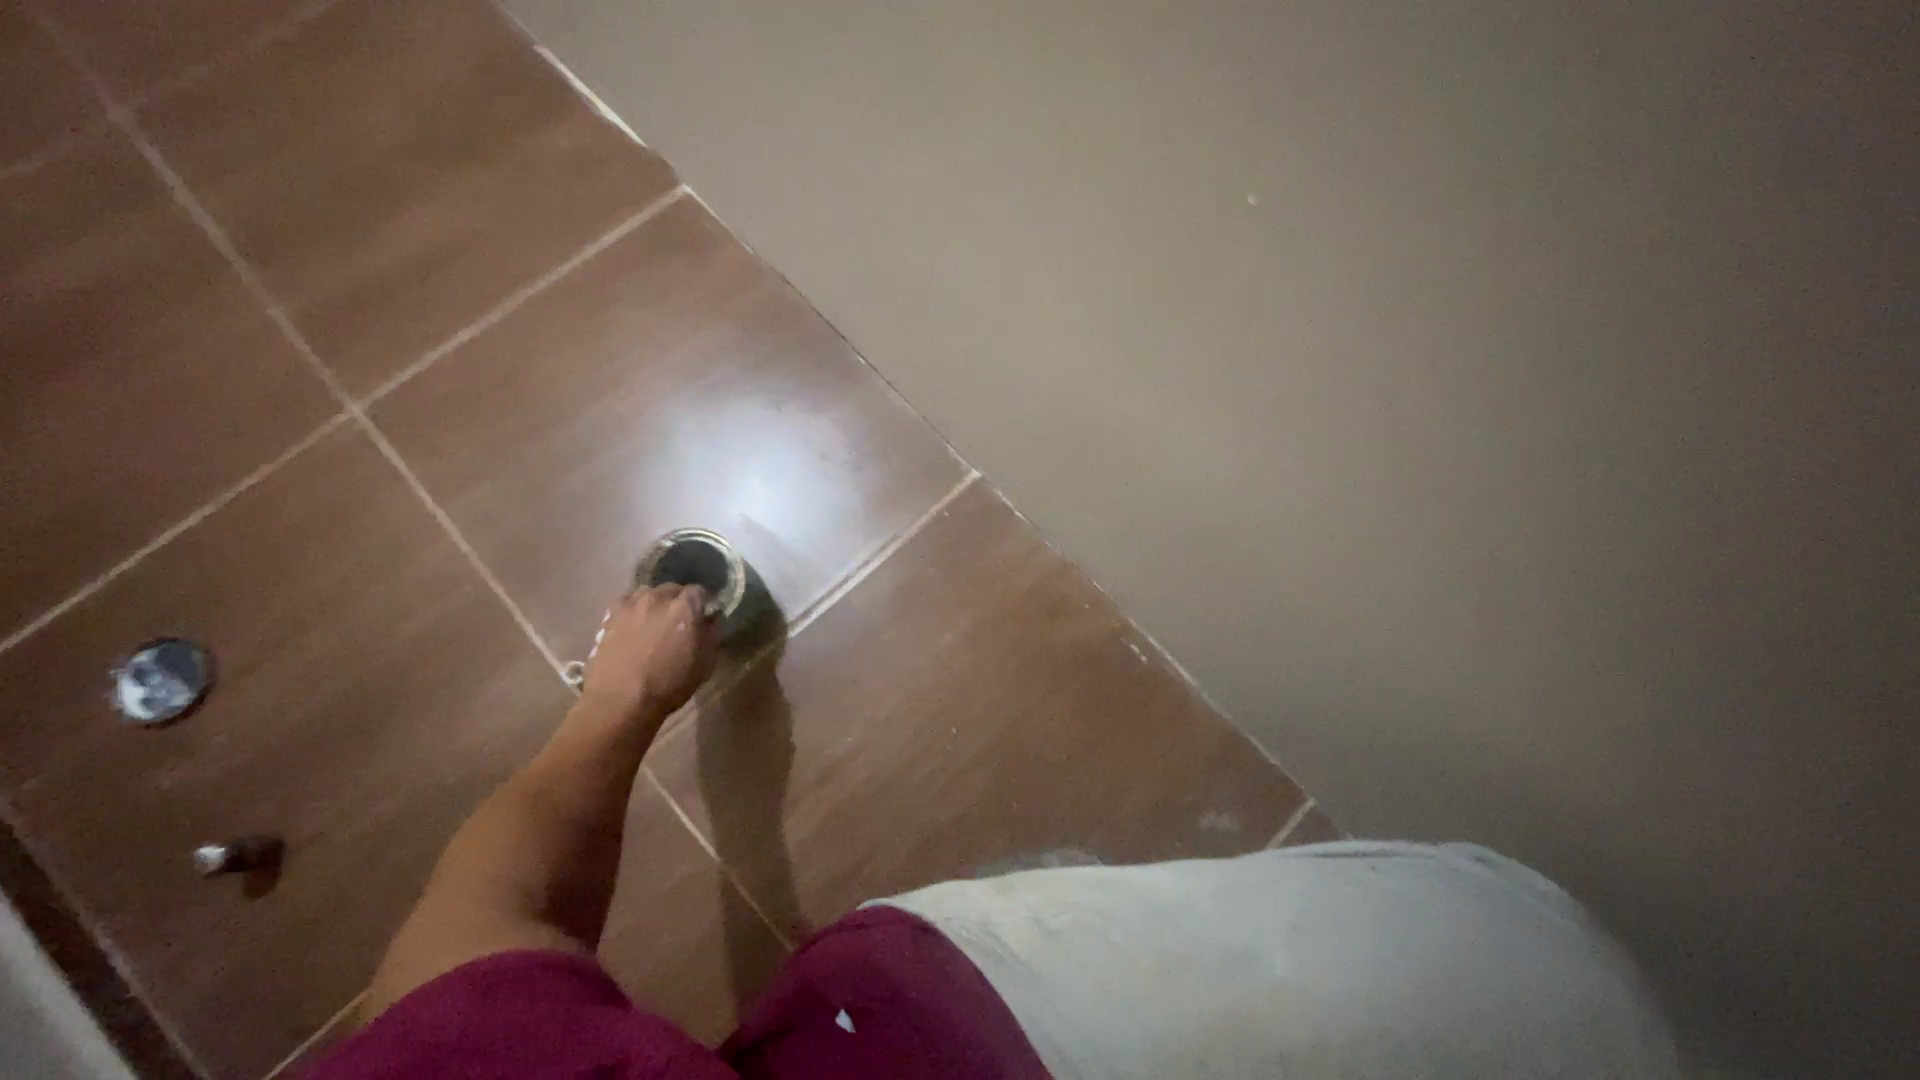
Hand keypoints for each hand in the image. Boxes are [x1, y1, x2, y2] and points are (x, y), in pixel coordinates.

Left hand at [578, 585, 720, 724]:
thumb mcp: (705, 663)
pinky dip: (633, 608)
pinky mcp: (610, 615)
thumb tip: (713, 616)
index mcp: (685, 607)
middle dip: (678, 601)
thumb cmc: (670, 685)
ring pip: (648, 593)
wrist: (621, 700)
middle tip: (678, 621)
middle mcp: (659, 597)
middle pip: (673, 589)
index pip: (699, 590)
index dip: (702, 603)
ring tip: (654, 621)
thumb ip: (712, 633)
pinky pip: (627, 602)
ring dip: (655, 603)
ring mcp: (631, 604)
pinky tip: (633, 624)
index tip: (703, 615)